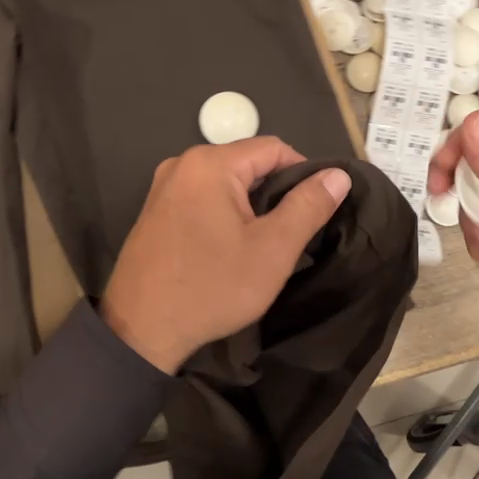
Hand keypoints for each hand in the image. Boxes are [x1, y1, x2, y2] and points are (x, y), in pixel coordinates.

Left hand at [102, 137, 352, 372]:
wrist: (141, 330)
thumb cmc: (212, 287)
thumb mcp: (273, 249)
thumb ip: (308, 206)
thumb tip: (338, 175)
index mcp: (210, 163)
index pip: (274, 148)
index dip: (304, 173)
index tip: (317, 210)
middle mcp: (182, 164)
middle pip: (247, 163)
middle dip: (275, 192)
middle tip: (293, 233)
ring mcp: (163, 188)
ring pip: (225, 183)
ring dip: (250, 207)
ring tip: (266, 244)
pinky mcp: (155, 212)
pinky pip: (202, 199)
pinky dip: (224, 215)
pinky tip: (231, 249)